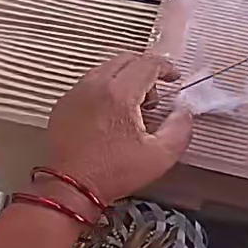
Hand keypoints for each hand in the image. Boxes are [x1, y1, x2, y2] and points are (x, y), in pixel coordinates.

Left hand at [42, 53, 192, 204]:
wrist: (69, 187)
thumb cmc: (112, 173)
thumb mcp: (160, 156)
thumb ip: (180, 128)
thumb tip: (183, 111)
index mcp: (119, 93)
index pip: (148, 64)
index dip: (166, 67)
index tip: (173, 77)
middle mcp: (94, 86)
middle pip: (126, 60)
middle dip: (145, 70)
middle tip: (154, 93)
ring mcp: (76, 93)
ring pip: (106, 70)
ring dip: (124, 79)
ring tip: (133, 107)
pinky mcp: (64, 104)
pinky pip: (89, 84)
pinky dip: (105, 90)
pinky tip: (110, 115)